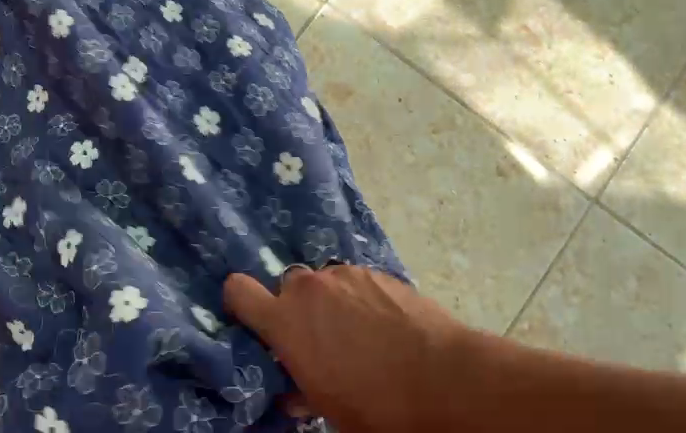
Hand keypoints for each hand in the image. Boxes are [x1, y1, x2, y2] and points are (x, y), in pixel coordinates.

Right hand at [224, 265, 472, 432]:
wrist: (448, 380)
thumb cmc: (380, 406)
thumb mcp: (331, 412)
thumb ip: (302, 392)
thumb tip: (291, 393)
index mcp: (285, 322)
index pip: (237, 290)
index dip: (241, 303)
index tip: (255, 323)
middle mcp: (307, 289)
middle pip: (286, 287)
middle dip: (298, 309)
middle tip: (319, 340)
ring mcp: (342, 275)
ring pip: (324, 284)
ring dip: (331, 304)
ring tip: (360, 335)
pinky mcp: (376, 272)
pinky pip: (355, 283)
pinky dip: (362, 300)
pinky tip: (386, 327)